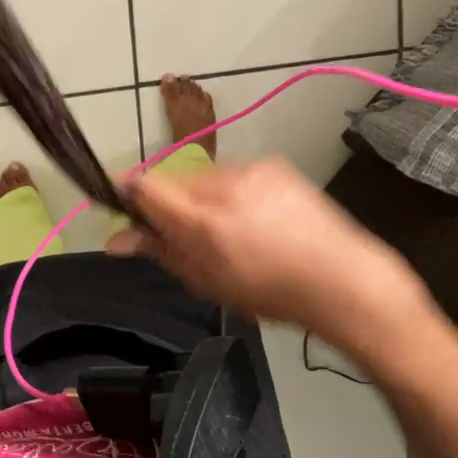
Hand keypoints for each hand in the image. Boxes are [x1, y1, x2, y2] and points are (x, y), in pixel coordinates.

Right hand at [108, 158, 433, 351]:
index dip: (123, 188)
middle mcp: (223, 186)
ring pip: (202, 178)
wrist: (343, 280)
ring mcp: (251, 171)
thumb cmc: (269, 292)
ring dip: (200, 198)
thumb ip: (159, 251)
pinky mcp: (273, 166)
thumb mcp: (206, 280)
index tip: (114, 198)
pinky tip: (251, 220)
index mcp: (203, 221)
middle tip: (180, 235)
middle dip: (168, 202)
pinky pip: (233, 175)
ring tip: (225, 231)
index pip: (144, 185)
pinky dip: (229, 192)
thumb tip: (114, 241)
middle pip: (173, 181)